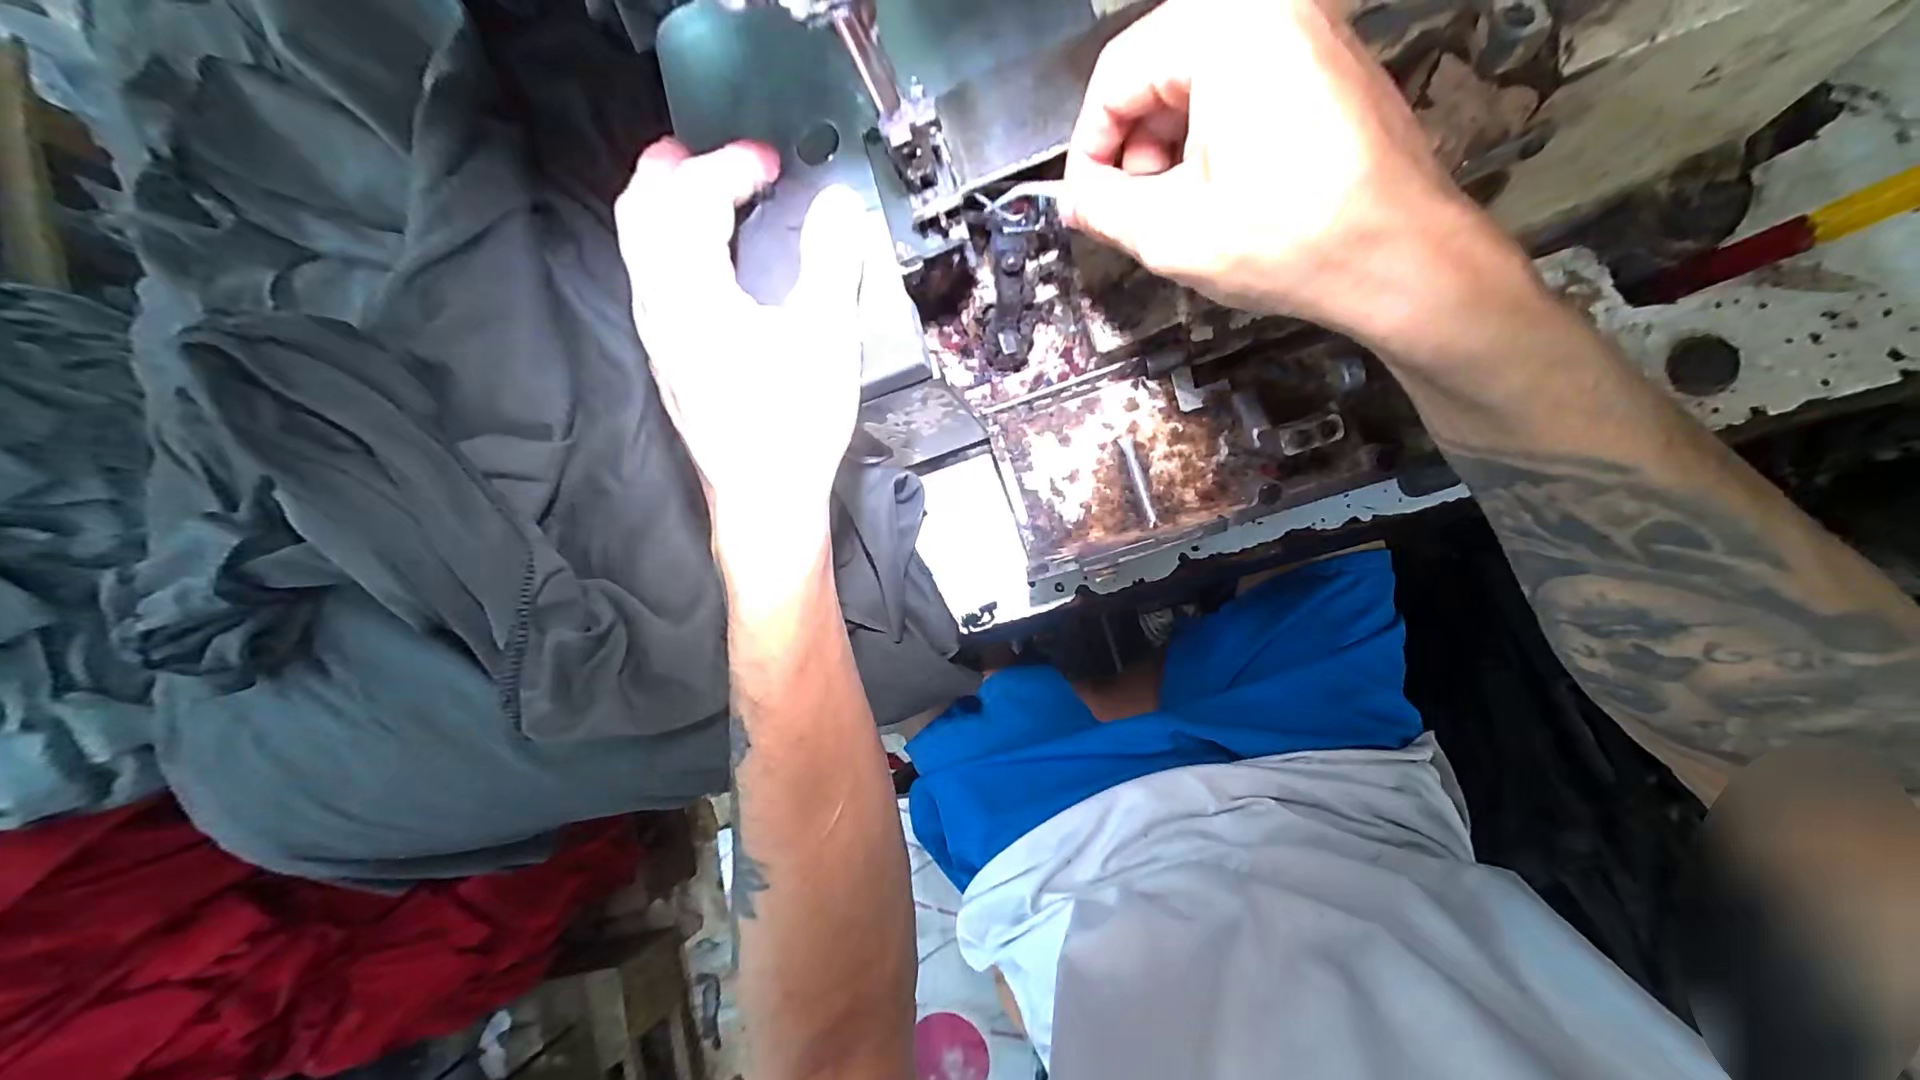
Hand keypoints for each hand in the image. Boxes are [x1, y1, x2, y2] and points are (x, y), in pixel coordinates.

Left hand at [616, 138, 868, 527]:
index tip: (767, 162)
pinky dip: (672, 250)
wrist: (765, 498)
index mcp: (693, 294)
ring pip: (641, 251)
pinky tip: (707, 267)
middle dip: (671, 173)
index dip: (729, 164)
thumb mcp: (828, 336)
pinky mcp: (671, 363)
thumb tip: (836, 208)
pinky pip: (654, 284)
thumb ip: (833, 261)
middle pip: (641, 214)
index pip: (691, 198)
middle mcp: (661, 310)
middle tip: (703, 156)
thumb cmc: (792, 428)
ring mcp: (660, 340)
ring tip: (699, 197)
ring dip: (666, 210)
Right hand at [1061, 0, 1530, 353]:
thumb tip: (1073, 198)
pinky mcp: (1329, 64)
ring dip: (1168, 147)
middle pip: (1157, 70)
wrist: (1400, 259)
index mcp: (1226, 28)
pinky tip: (1216, 192)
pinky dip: (1211, 138)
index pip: (1115, 75)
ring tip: (1174, 210)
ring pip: (1197, 80)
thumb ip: (1099, 206)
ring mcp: (1309, 29)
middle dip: (1130, 147)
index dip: (1087, 148)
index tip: (1084, 202)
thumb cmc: (1284, 241)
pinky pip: (1242, 87)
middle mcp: (1272, 6)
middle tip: (1130, 210)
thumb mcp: (1165, 231)